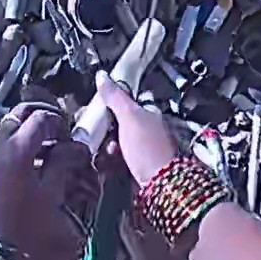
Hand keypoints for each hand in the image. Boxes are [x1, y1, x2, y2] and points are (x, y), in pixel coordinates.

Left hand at [0, 103, 91, 259]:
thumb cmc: (25, 234)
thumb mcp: (52, 197)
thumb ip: (63, 165)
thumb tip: (74, 149)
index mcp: (16, 150)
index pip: (40, 118)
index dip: (59, 122)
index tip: (72, 134)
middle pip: (20, 116)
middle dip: (41, 119)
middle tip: (60, 133)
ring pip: (9, 129)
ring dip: (29, 133)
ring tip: (51, 151)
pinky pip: (1, 146)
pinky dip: (18, 146)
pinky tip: (35, 166)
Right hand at [96, 71, 179, 185]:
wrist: (162, 184)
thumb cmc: (146, 146)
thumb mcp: (128, 117)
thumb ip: (115, 96)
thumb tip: (101, 74)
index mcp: (151, 111)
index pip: (130, 98)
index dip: (114, 100)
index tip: (99, 105)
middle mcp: (153, 125)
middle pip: (126, 116)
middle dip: (110, 121)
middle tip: (98, 126)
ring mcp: (150, 143)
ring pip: (125, 134)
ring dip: (112, 137)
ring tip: (105, 143)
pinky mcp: (146, 161)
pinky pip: (127, 150)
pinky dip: (118, 151)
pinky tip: (113, 155)